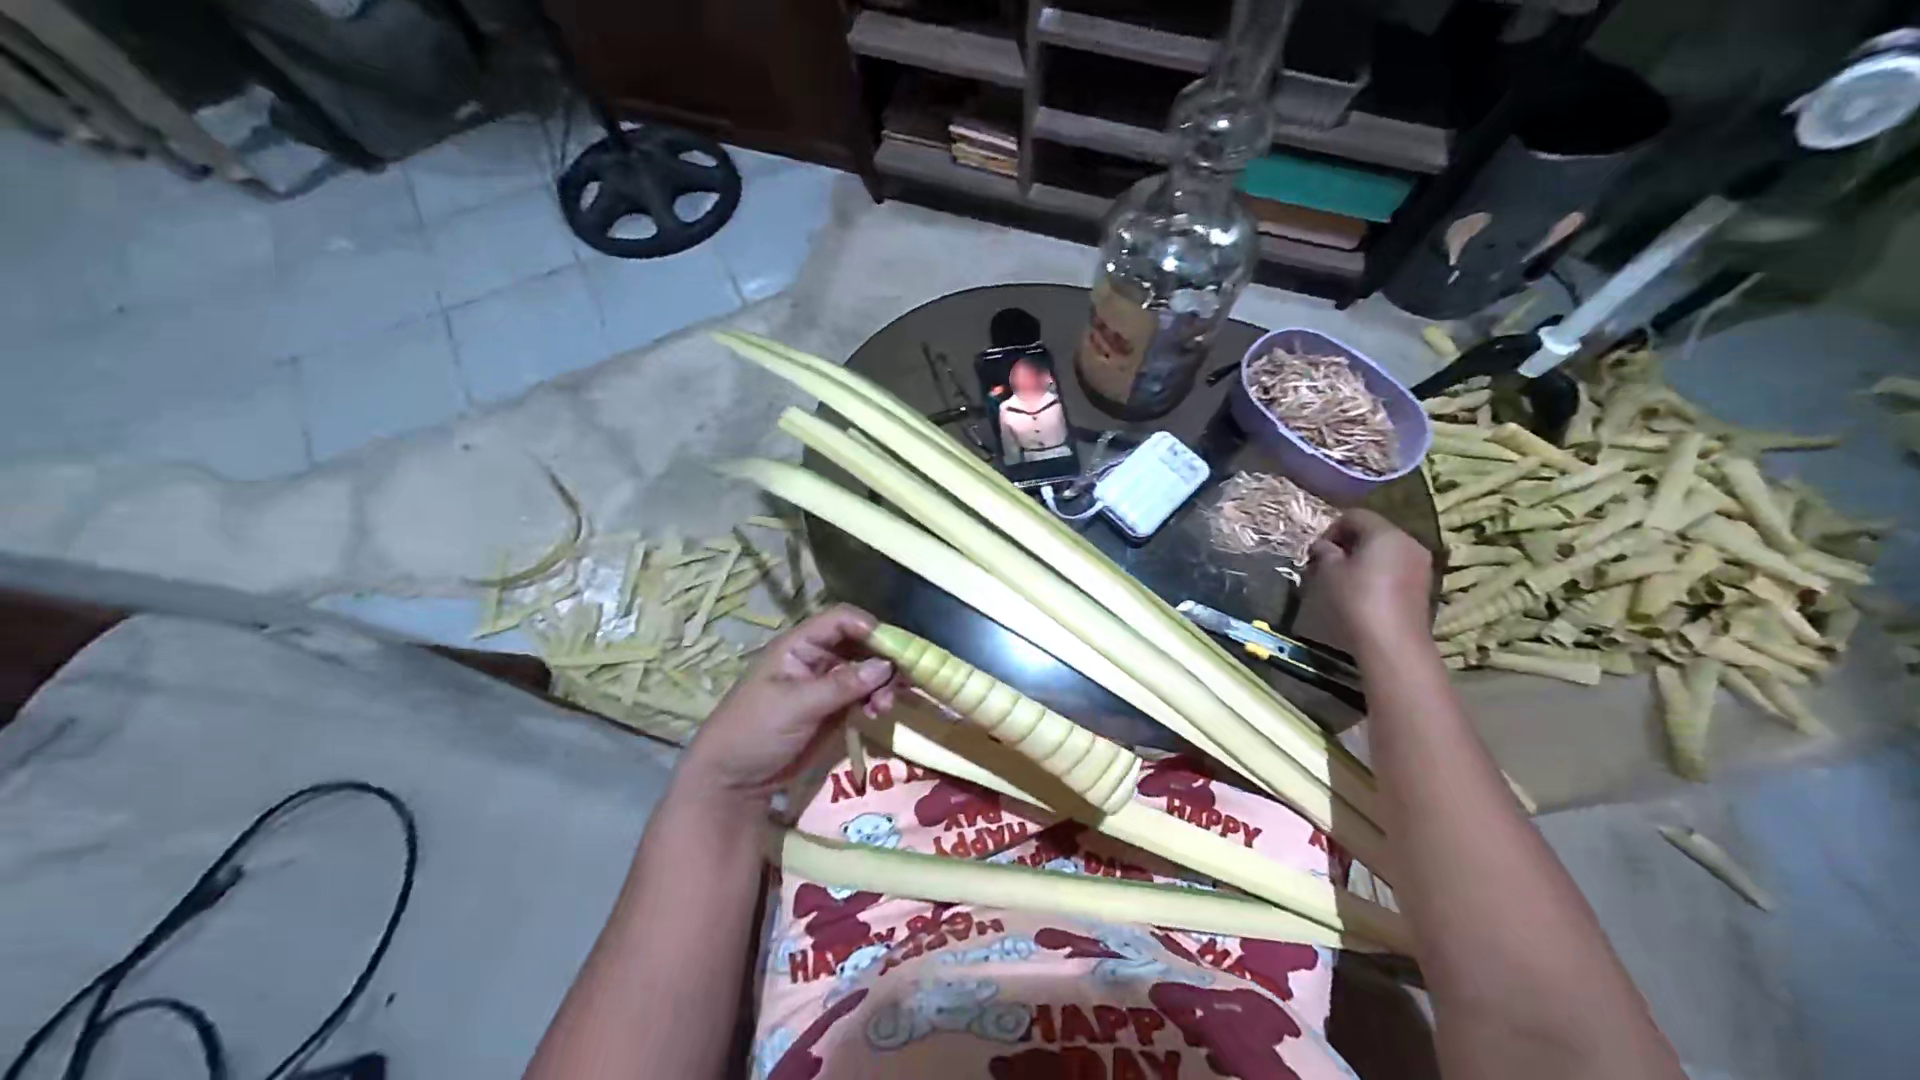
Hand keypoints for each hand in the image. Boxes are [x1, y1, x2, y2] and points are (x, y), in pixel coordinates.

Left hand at [678, 605, 898, 801]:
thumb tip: (886, 666)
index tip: (894, 649)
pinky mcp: (835, 710)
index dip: (868, 627)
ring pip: (867, 672)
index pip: (840, 620)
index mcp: (799, 646)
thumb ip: (842, 685)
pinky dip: (876, 701)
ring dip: (883, 684)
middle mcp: (817, 658)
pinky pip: (864, 696)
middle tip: (900, 683)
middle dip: (883, 659)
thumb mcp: (796, 706)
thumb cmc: (754, 731)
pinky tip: (878, 714)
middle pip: (860, 644)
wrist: (732, 781)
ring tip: (885, 706)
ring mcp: (827, 685)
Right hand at [1310, 509, 1433, 648]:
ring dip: (1364, 557)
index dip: (1331, 529)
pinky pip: (1396, 566)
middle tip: (1329, 563)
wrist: (1393, 642)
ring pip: (1386, 549)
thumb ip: (1325, 551)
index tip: (1319, 551)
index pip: (1355, 515)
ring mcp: (1421, 563)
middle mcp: (1409, 542)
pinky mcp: (1424, 584)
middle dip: (1348, 542)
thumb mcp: (1329, 572)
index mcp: (1385, 533)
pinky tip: (1364, 591)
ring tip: (1345, 578)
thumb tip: (1323, 546)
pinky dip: (1379, 571)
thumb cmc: (1356, 600)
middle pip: (1373, 530)